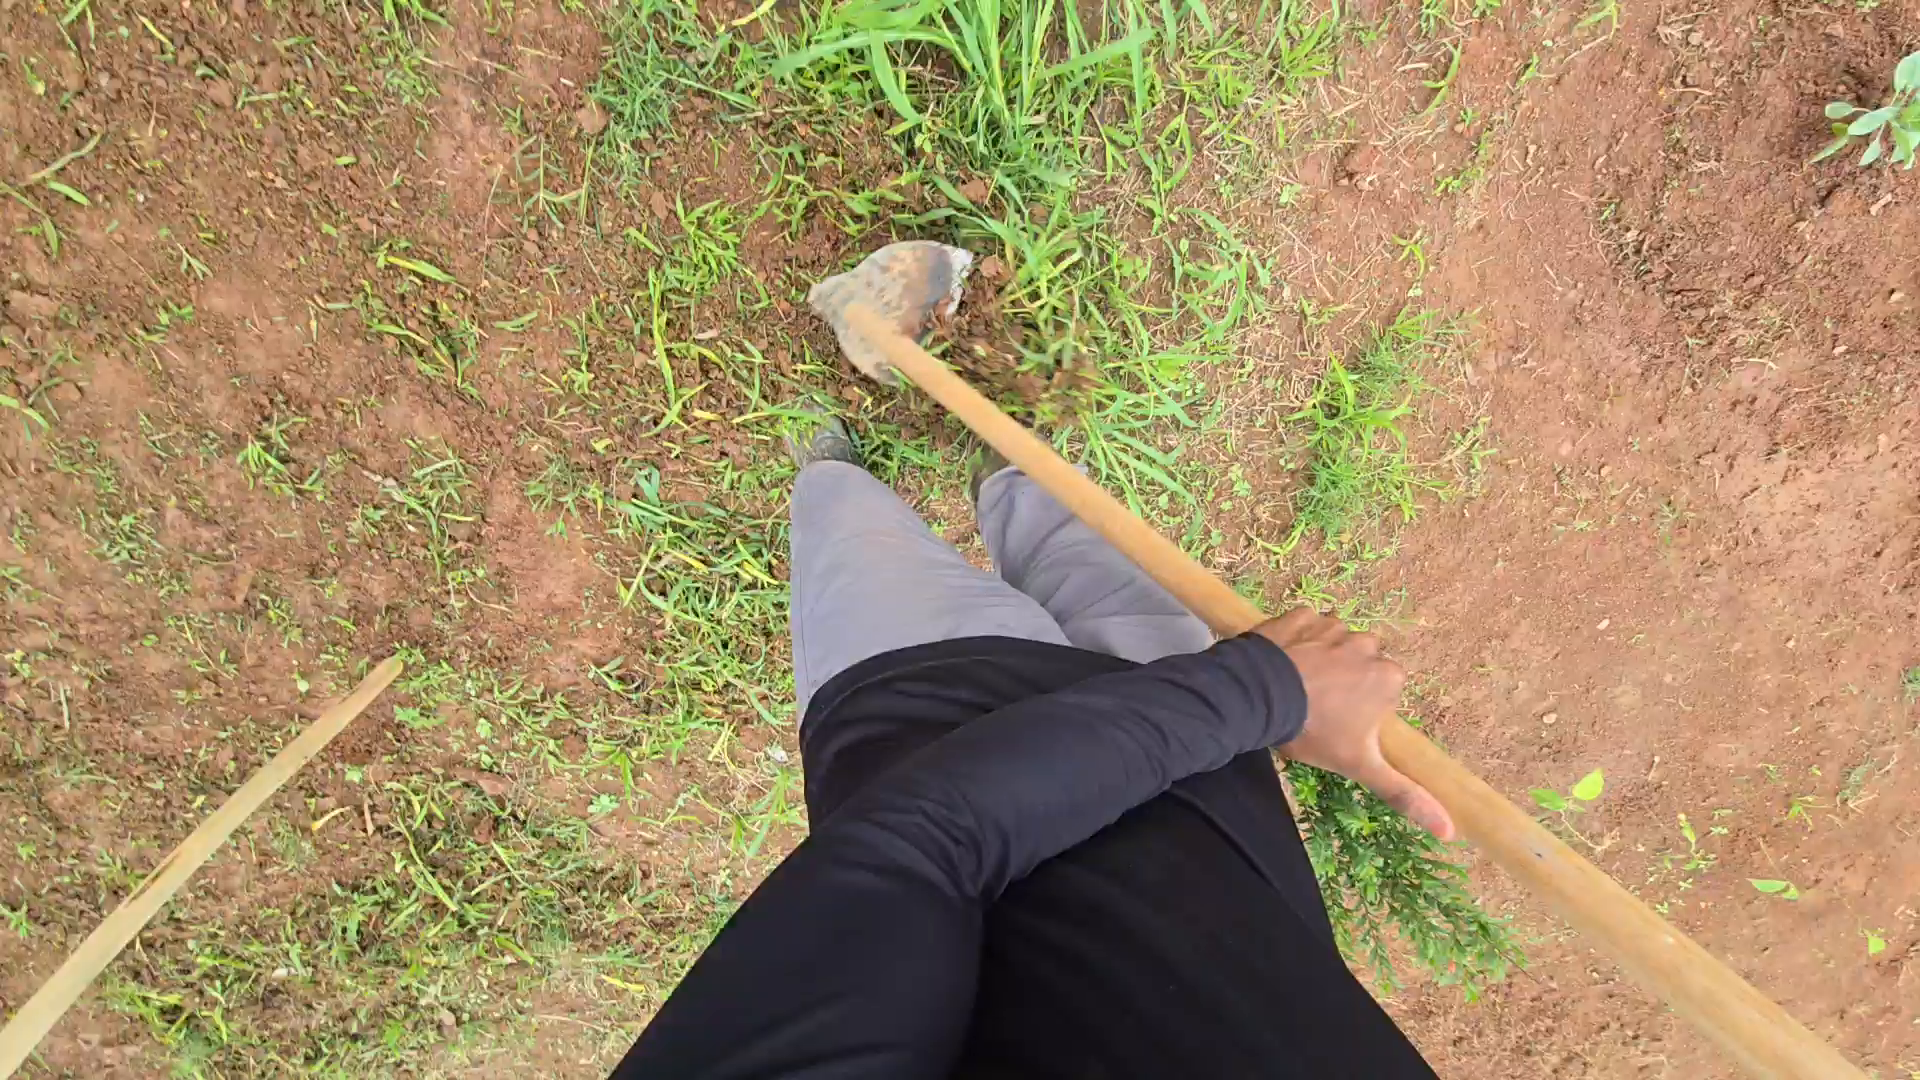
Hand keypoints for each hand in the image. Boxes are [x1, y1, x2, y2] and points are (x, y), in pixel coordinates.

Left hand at [1254, 609, 1454, 839]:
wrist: (1256, 697)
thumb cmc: (1313, 731)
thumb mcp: (1359, 766)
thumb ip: (1404, 793)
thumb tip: (1450, 832)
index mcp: (1388, 676)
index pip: (1384, 686)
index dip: (1362, 701)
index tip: (1341, 715)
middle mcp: (1365, 644)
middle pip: (1360, 658)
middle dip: (1344, 674)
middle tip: (1316, 698)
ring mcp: (1330, 626)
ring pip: (1332, 637)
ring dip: (1319, 652)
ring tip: (1295, 678)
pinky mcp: (1297, 614)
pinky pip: (1302, 621)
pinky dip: (1294, 635)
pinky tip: (1282, 656)